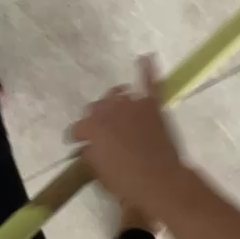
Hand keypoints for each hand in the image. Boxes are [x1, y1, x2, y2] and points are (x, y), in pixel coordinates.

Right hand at [70, 55, 193, 213]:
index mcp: (92, 127)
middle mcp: (108, 110)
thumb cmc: (126, 181)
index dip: (78, 138)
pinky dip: (148, 70)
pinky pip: (150, 82)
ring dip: (115, 101)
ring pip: (117, 94)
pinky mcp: (152, 105)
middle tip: (103, 133)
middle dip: (97, 119)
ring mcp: (131, 104)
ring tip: (119, 109)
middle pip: (96, 108)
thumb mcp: (98, 172)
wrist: (161, 180)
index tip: (79, 144)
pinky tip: (147, 57)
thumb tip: (88, 146)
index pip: (78, 128)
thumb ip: (90, 154)